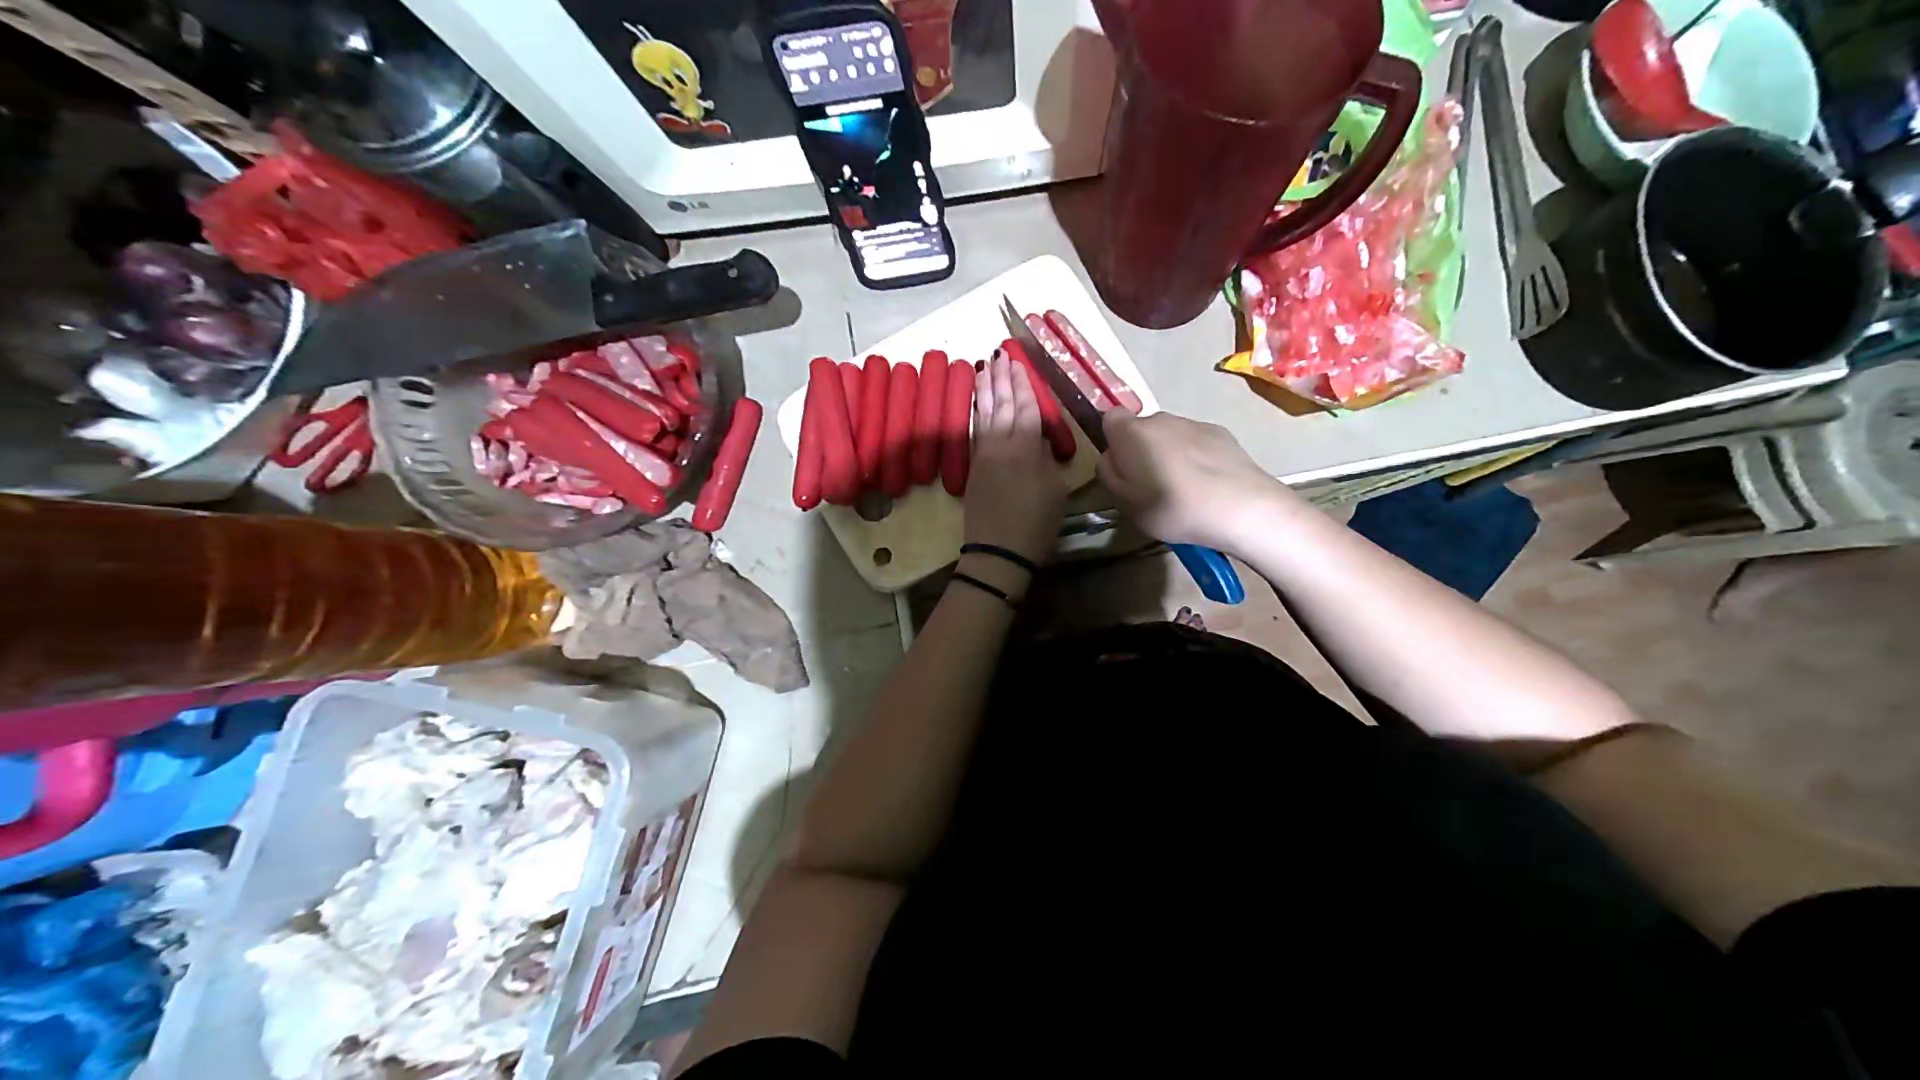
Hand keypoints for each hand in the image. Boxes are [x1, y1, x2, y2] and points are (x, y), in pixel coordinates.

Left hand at [963, 352, 1065, 564]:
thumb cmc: (1036, 525)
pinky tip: (975, 403)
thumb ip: (1045, 459)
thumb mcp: (1054, 491)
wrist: (999, 552)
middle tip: (999, 354)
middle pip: (1001, 405)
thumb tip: (1038, 439)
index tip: (1018, 362)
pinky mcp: (974, 468)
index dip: (1022, 384)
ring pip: (984, 415)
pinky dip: (975, 413)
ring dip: (985, 390)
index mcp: (1026, 448)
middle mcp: (1001, 445)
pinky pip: (974, 431)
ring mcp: (984, 455)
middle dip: (1002, 379)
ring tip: (984, 368)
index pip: (1025, 408)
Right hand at [1097, 411, 1297, 549]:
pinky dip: (1197, 460)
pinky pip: (1197, 444)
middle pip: (1142, 430)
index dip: (1112, 443)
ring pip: (1171, 437)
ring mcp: (1195, 423)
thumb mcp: (1124, 502)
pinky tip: (1207, 487)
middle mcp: (1162, 419)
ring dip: (1170, 456)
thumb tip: (1111, 457)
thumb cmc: (1172, 506)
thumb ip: (1108, 474)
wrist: (1241, 507)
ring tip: (1183, 491)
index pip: (1109, 419)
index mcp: (1132, 432)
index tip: (1121, 470)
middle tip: (1150, 488)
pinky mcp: (1223, 434)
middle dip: (1142, 452)